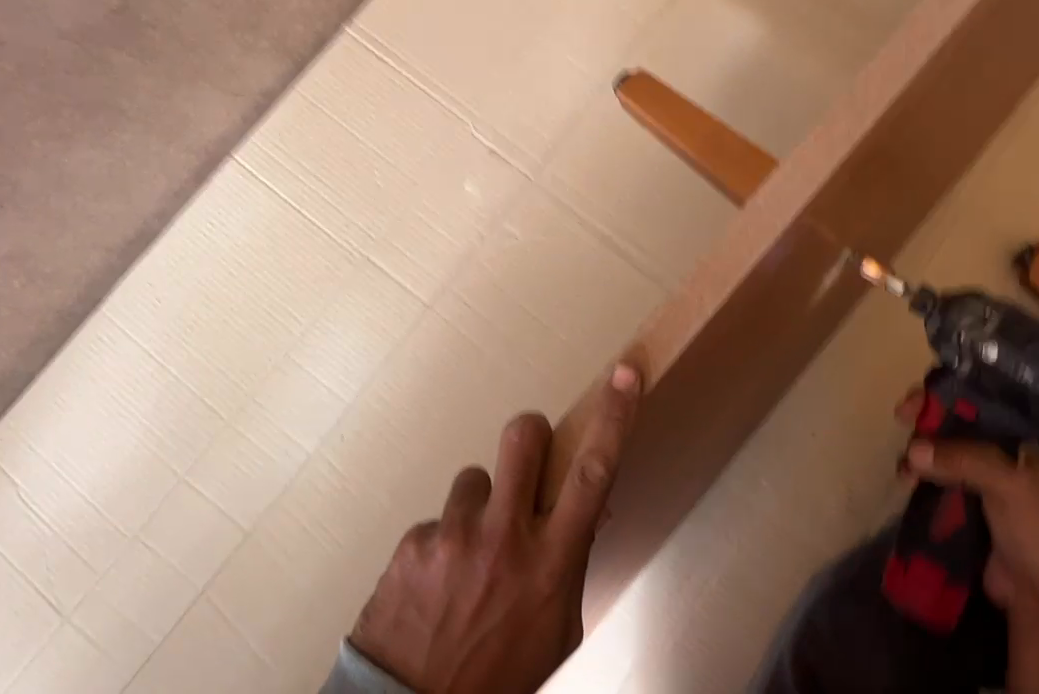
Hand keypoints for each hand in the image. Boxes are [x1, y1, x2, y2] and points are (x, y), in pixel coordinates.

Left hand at [349, 364, 641, 693]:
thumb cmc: (499, 676)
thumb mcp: (556, 630)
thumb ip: (571, 566)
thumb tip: (590, 516)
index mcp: (552, 562)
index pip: (593, 474)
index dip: (614, 418)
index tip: (624, 375)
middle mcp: (505, 539)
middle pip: (524, 438)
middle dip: (531, 433)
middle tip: (528, 457)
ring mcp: (455, 537)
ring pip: (475, 478)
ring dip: (479, 507)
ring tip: (469, 554)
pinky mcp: (413, 544)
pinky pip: (436, 520)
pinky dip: (442, 544)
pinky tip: (437, 583)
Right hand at [892, 387, 1038, 607]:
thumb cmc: (1036, 529)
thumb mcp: (1007, 485)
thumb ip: (962, 460)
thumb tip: (912, 451)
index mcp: (1014, 442)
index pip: (976, 404)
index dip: (945, 395)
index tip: (917, 399)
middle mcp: (994, 457)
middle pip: (952, 426)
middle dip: (924, 421)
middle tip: (901, 419)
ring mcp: (977, 485)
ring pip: (938, 454)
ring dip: (917, 453)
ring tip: (905, 469)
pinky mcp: (961, 511)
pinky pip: (933, 484)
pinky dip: (917, 478)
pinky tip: (906, 484)